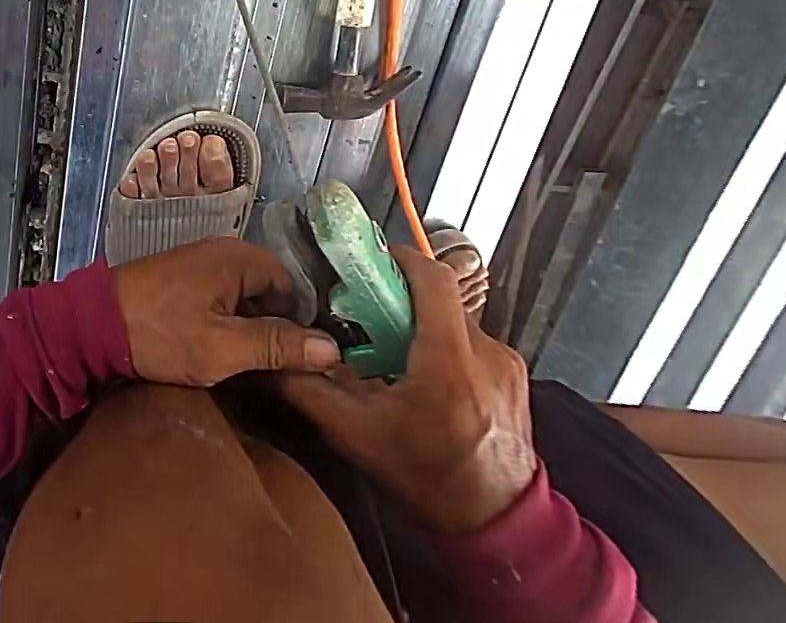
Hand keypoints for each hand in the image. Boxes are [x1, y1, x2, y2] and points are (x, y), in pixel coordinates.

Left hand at [113, 237, 342, 386]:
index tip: (291, 358)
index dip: (295, 323)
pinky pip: (218, 294)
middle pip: (267, 289)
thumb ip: (277, 345)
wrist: (93, 322)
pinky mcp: (181, 276)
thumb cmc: (161, 333)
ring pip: (242, 294)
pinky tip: (214, 345)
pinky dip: (223, 318)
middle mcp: (222, 250)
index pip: (291, 287)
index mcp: (239, 258)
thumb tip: (333, 347)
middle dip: (269, 325)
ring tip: (240, 360)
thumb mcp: (223, 347)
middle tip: (264, 364)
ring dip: (245, 324)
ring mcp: (198, 261)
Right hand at [276, 245, 536, 533]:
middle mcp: (484, 353)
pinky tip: (421, 371)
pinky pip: (470, 338)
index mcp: (448, 362)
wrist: (503, 527)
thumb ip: (310, 392)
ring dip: (420, 321)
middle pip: (437, 296)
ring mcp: (505, 362)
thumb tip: (271, 362)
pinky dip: (442, 341)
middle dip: (399, 294)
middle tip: (365, 310)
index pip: (432, 280)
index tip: (368, 260)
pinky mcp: (514, 373)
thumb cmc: (427, 476)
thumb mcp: (356, 435)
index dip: (399, 259)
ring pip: (452, 317)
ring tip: (390, 346)